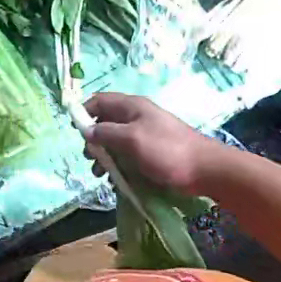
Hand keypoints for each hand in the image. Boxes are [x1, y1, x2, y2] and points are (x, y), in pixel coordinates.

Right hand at [83, 93, 231, 196]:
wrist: (204, 170)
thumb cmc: (166, 151)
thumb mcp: (131, 139)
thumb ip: (106, 132)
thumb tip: (86, 130)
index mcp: (131, 106)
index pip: (99, 101)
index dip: (84, 113)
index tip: (76, 133)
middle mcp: (136, 117)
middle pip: (105, 122)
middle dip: (93, 140)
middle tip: (91, 158)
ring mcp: (145, 135)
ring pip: (115, 142)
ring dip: (105, 157)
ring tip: (101, 174)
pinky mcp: (151, 153)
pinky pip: (127, 155)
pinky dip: (118, 165)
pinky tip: (116, 180)